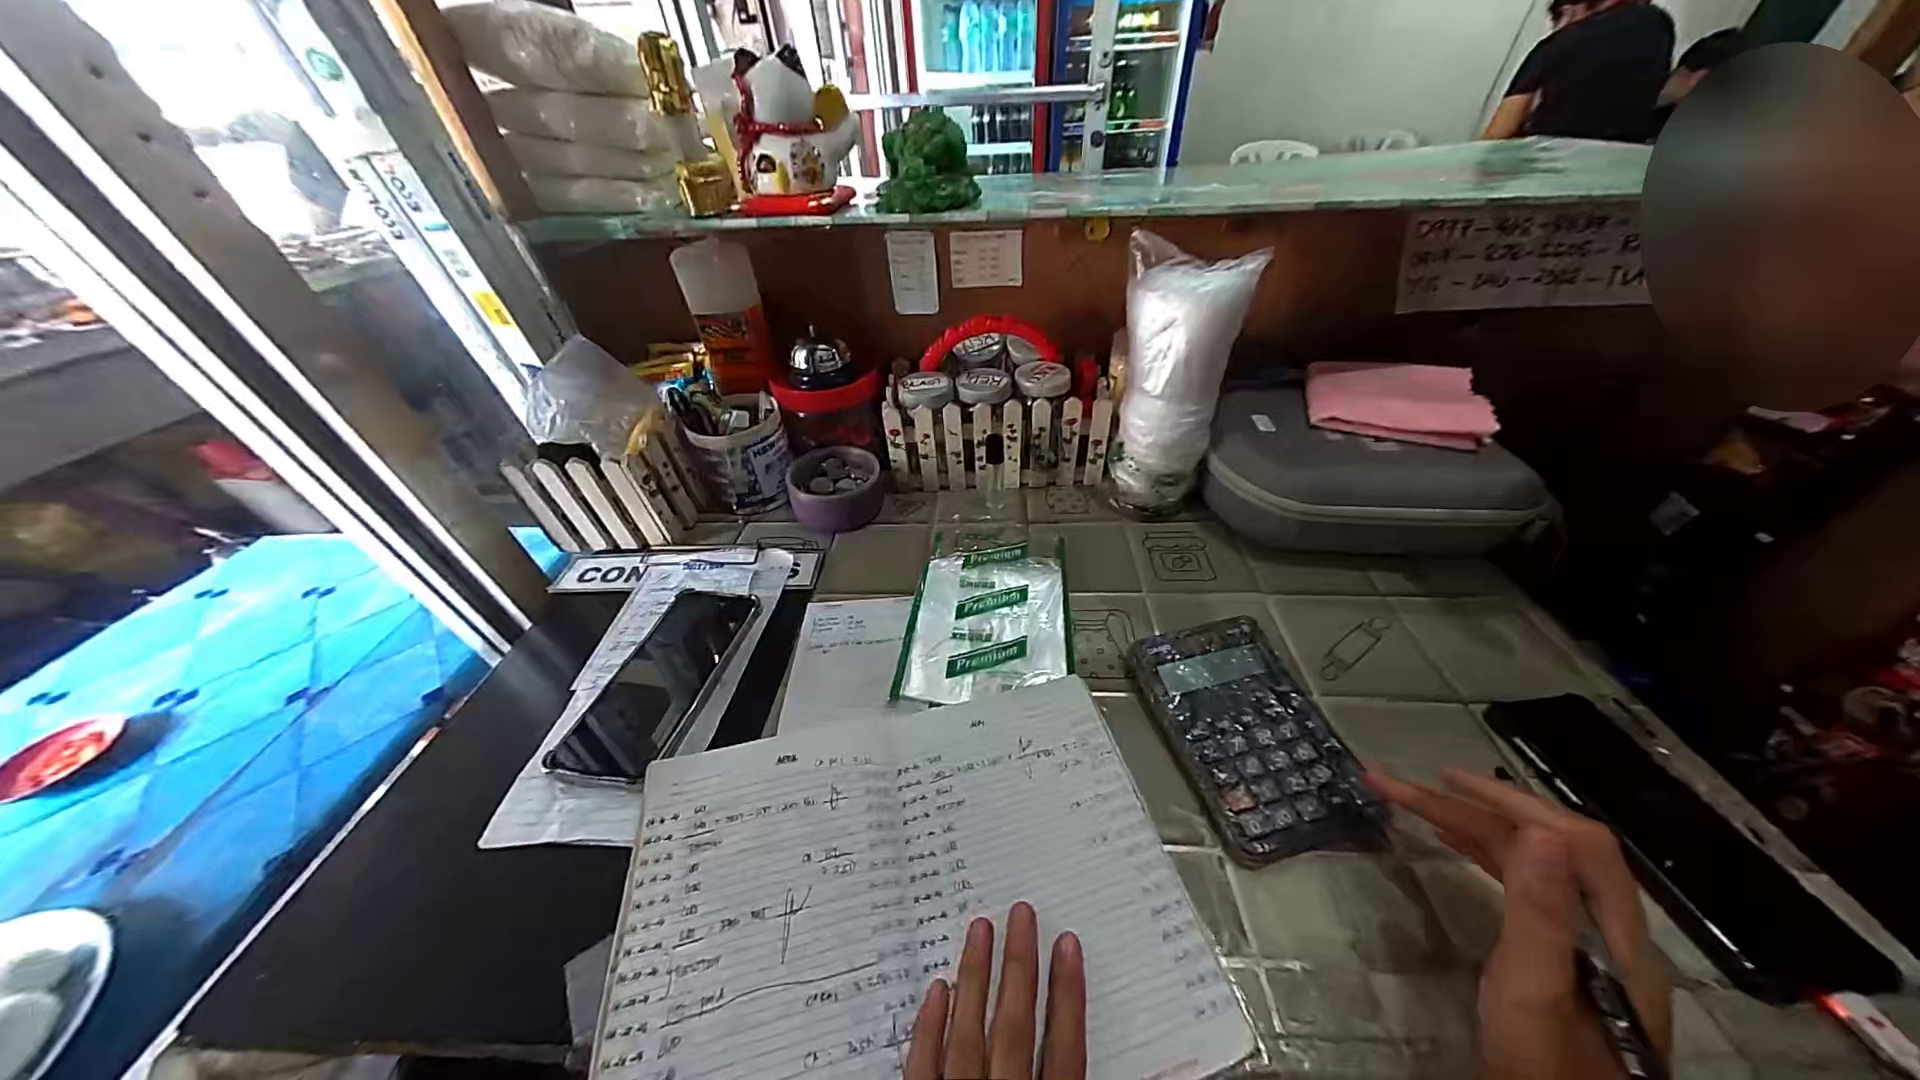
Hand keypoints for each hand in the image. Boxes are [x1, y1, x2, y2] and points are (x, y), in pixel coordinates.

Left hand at [903, 901, 1085, 1079]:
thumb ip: (1098, 1077)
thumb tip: (1156, 1063)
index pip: (1064, 1052)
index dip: (1068, 995)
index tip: (1067, 945)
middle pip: (1014, 1028)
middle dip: (1020, 966)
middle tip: (1022, 915)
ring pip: (967, 1034)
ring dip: (976, 977)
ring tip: (981, 928)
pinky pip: (923, 1067)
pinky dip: (930, 1028)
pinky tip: (937, 990)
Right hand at [1367, 768, 1672, 1079]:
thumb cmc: (1545, 1064)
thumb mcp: (1534, 988)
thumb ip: (1539, 913)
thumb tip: (1540, 833)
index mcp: (1612, 932)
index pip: (1572, 840)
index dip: (1509, 801)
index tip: (1443, 779)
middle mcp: (1604, 926)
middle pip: (1542, 843)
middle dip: (1471, 805)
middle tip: (1403, 786)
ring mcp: (1582, 939)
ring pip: (1526, 858)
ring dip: (1468, 823)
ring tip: (1411, 802)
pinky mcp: (1559, 950)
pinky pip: (1519, 880)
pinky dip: (1479, 850)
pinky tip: (1449, 842)